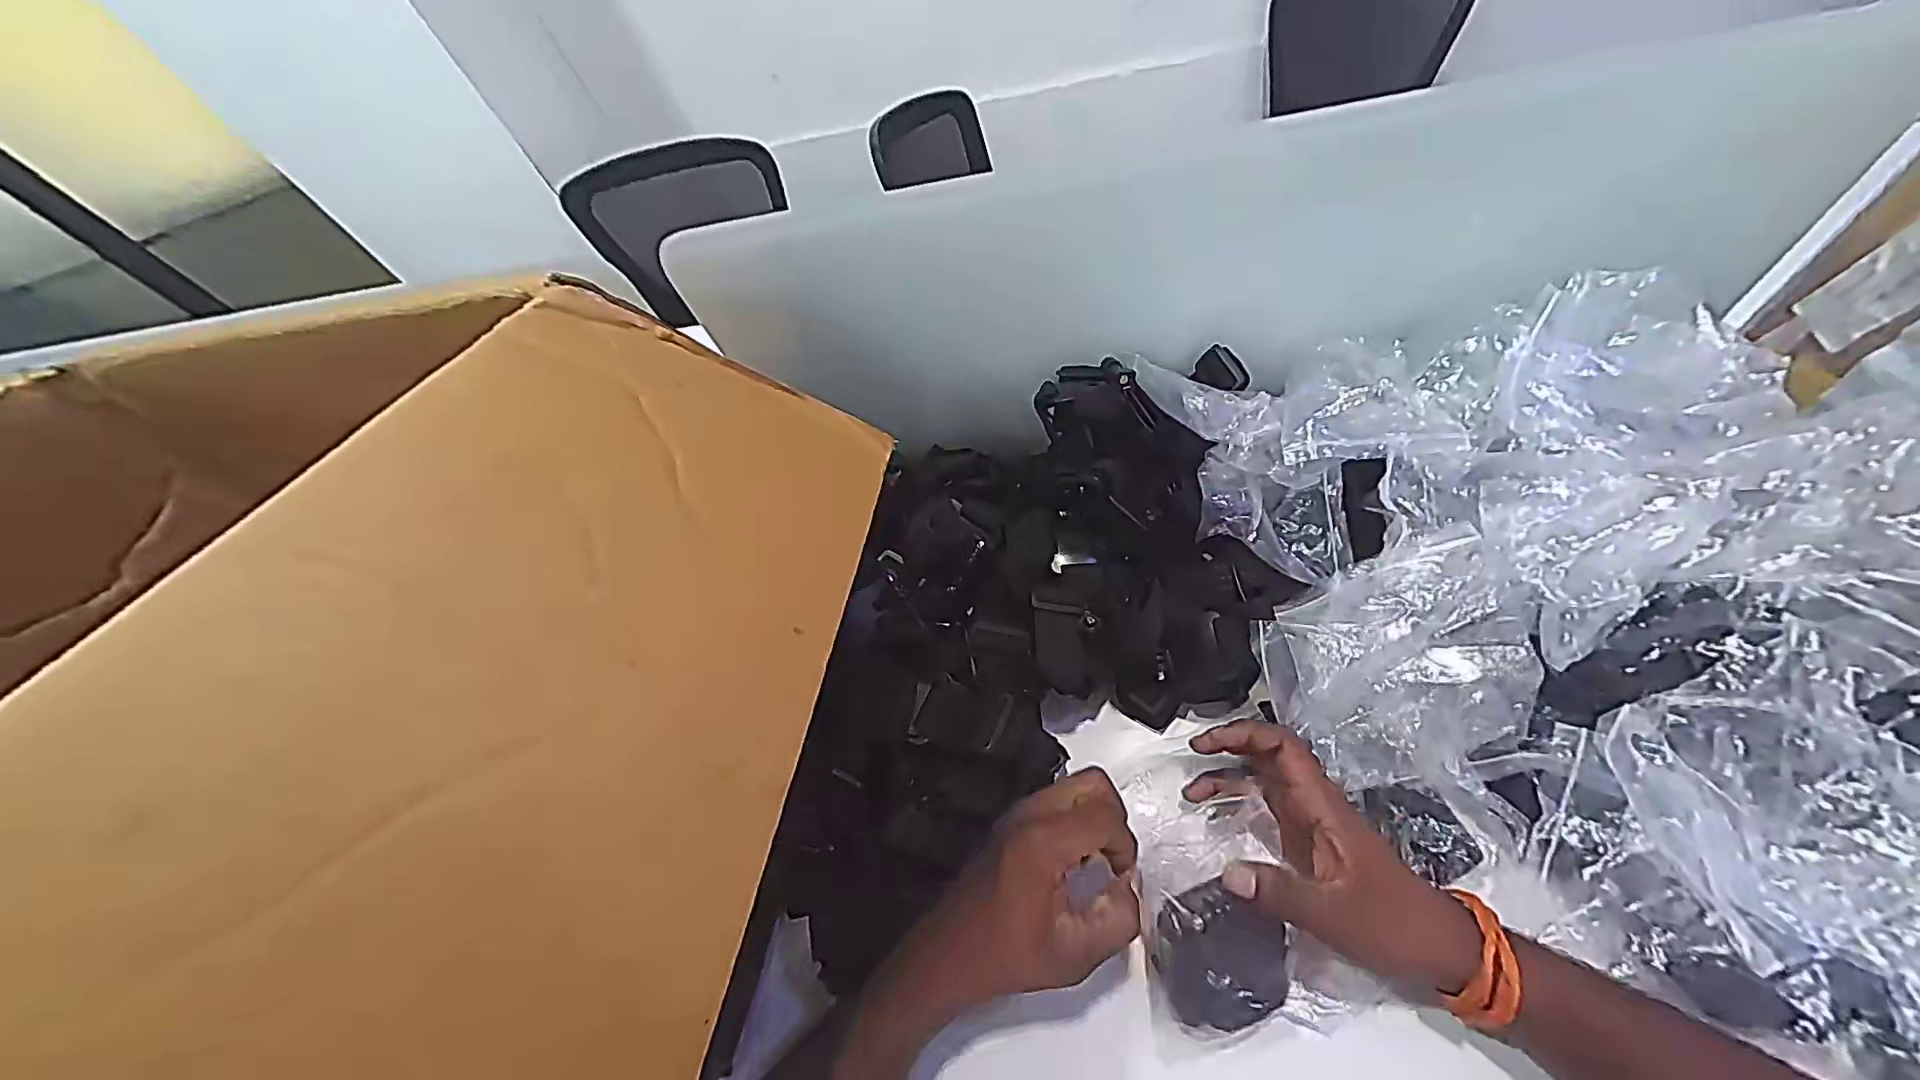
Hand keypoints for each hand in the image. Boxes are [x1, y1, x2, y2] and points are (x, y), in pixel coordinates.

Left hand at [830, 769, 1141, 1079]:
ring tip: (1093, 863)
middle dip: (1115, 818)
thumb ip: (1119, 919)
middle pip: (1094, 783)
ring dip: (1095, 818)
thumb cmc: (1002, 953)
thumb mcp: (1076, 954)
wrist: (952, 950)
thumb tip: (1132, 889)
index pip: (1106, 816)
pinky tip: (1072, 862)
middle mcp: (1028, 816)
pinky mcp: (1012, 820)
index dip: (1126, 847)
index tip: (1121, 876)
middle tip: (1114, 858)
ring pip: (1075, 787)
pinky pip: (1056, 800)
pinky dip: (1075, 820)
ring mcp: (1017, 813)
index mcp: (1043, 843)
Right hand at [1186, 719, 1481, 994]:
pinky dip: (1238, 802)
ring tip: (1194, 791)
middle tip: (1194, 754)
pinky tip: (1218, 817)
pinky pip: (1266, 806)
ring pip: (1264, 779)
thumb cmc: (1391, 922)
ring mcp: (1310, 821)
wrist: (1437, 946)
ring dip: (1228, 776)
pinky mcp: (1307, 840)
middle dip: (1229, 747)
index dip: (1244, 734)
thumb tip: (1227, 874)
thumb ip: (1279, 892)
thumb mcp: (1333, 912)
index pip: (1283, 747)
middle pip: (1269, 755)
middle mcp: (1314, 804)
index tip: (1208, 744)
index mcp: (1323, 806)